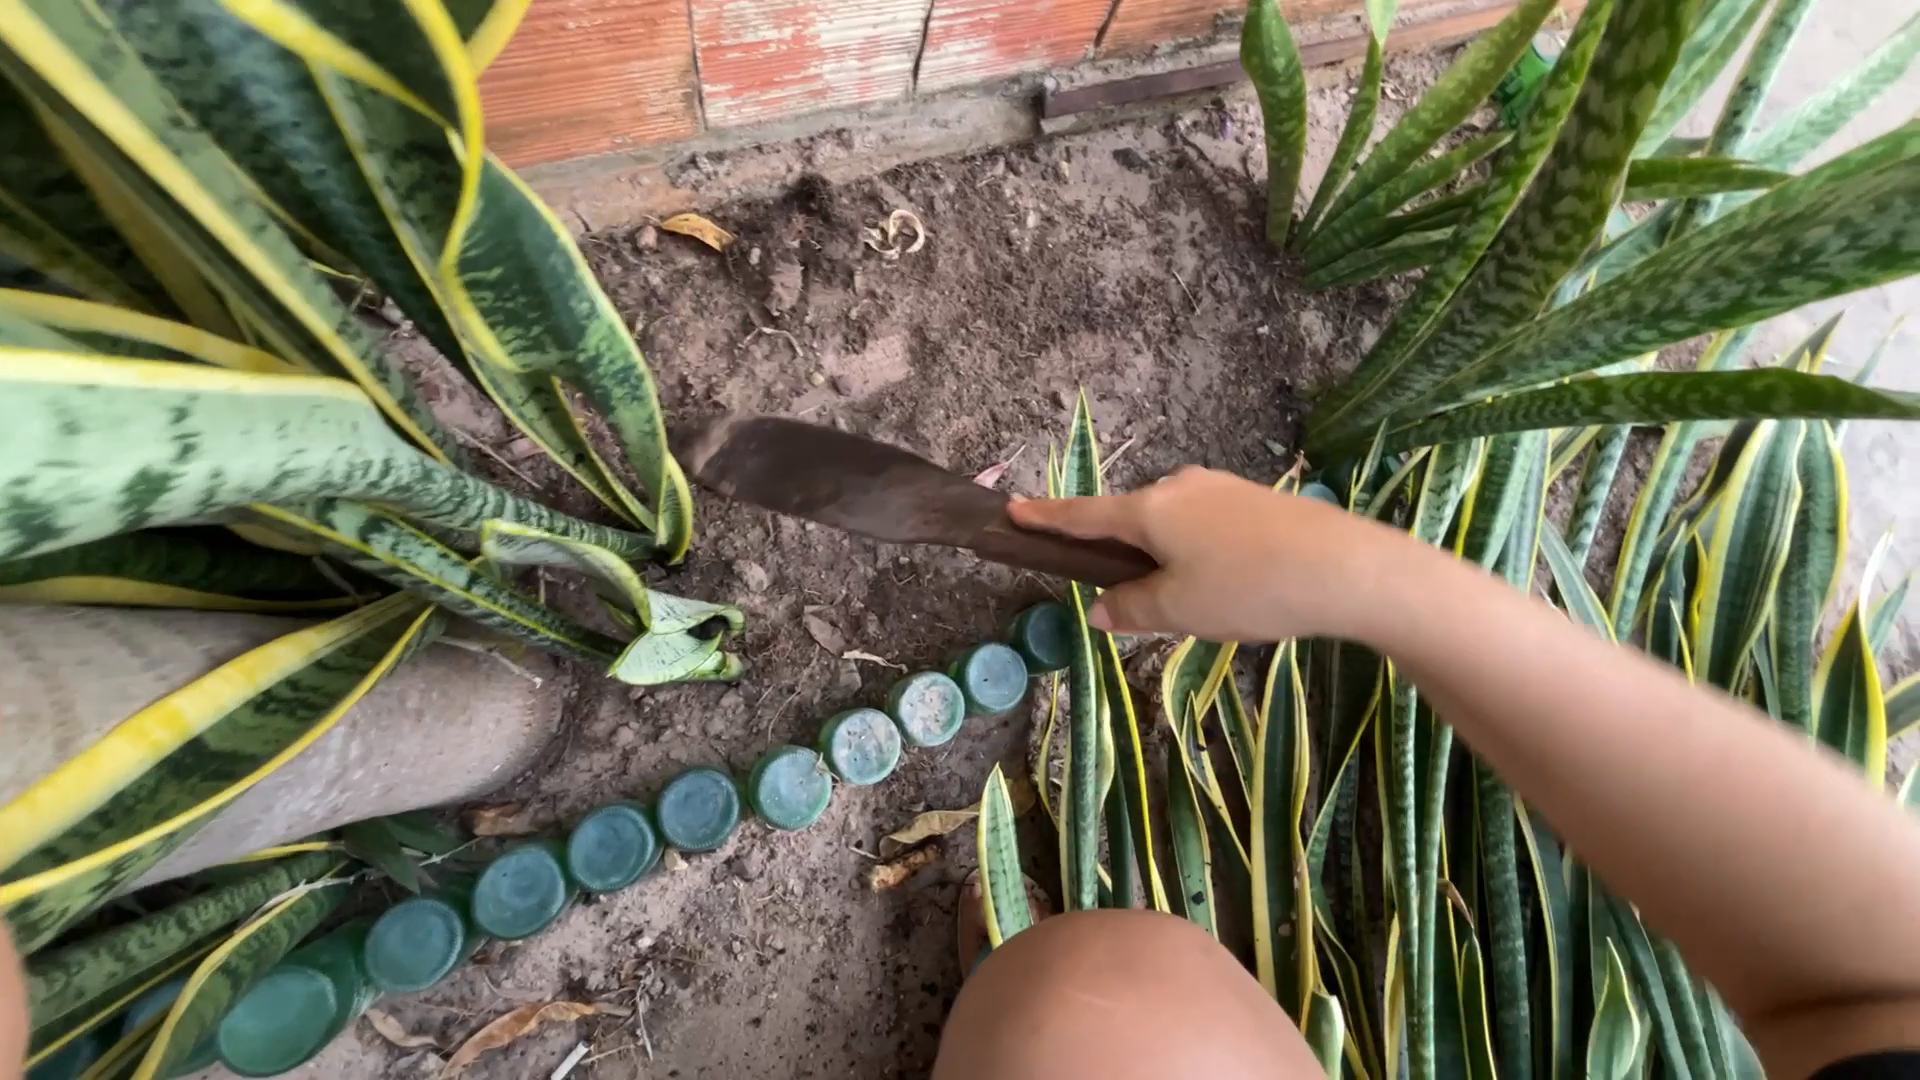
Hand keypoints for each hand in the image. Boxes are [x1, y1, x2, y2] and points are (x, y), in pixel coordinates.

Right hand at [1007, 466, 1404, 641]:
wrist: (1350, 568)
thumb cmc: (1249, 589)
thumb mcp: (1179, 610)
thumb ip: (1130, 608)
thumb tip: (1099, 610)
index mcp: (1149, 510)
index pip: (1082, 515)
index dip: (1045, 517)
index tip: (1011, 509)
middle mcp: (1179, 487)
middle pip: (1129, 518)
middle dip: (1119, 551)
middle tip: (1130, 595)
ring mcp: (1219, 487)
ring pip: (1169, 522)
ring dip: (1162, 553)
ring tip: (1193, 598)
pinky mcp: (1253, 498)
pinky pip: (1203, 522)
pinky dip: (1195, 549)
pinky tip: (1227, 579)